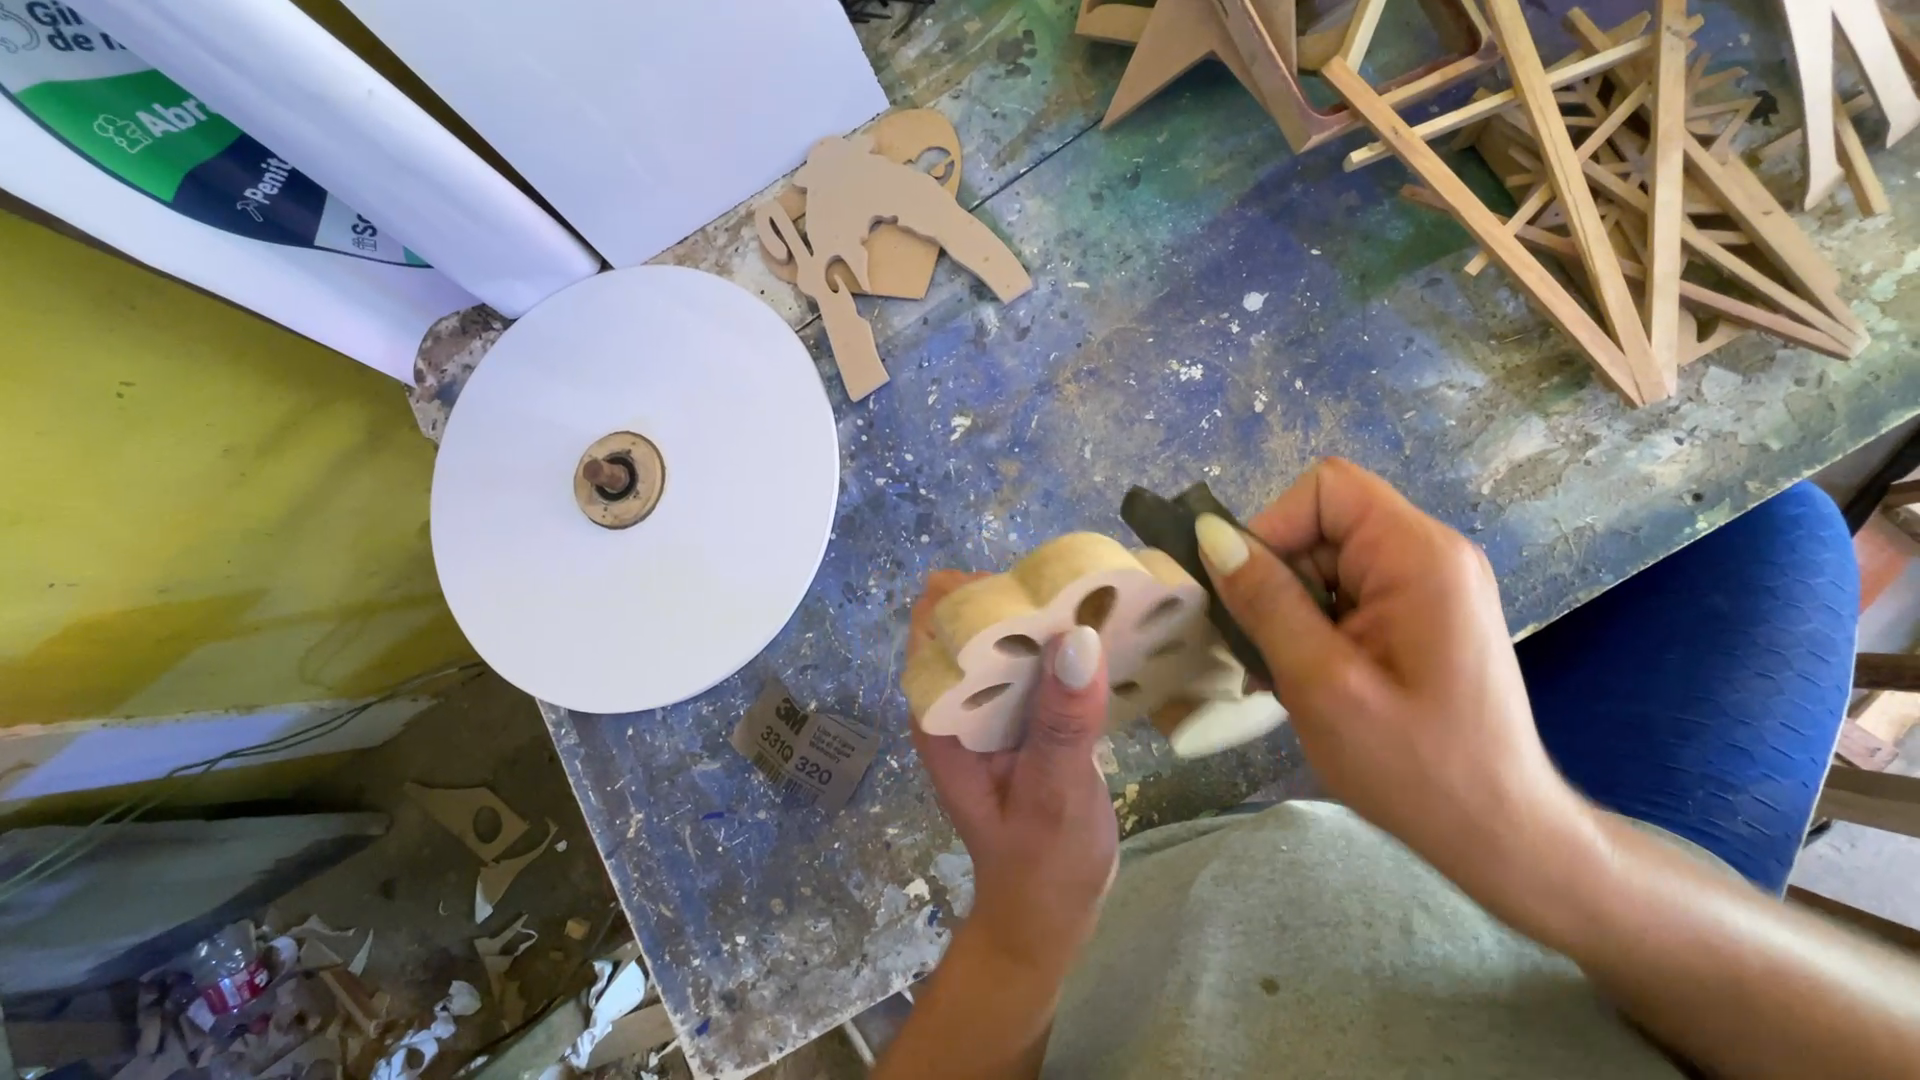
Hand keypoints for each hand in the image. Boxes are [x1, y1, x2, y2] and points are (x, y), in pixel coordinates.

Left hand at [908, 571, 1119, 975]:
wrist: (1051, 912)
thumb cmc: (1043, 866)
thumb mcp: (1054, 796)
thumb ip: (1062, 723)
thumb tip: (1075, 637)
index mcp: (942, 718)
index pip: (933, 631)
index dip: (970, 596)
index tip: (1029, 586)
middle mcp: (959, 705)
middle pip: (970, 626)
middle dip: (1014, 599)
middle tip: (1077, 590)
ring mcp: (991, 710)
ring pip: (1005, 641)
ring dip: (1041, 620)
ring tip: (1096, 602)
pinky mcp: (1024, 718)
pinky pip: (1035, 666)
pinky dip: (1060, 648)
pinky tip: (1100, 637)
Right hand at [1193, 459, 1601, 911]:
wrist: (1498, 834)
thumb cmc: (1413, 765)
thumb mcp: (1321, 682)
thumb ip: (1266, 601)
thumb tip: (1211, 536)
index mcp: (1418, 556)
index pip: (1326, 488)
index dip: (1272, 527)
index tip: (1248, 593)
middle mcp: (1431, 555)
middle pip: (1324, 525)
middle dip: (1278, 579)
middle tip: (1263, 651)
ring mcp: (1431, 586)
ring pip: (1327, 563)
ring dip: (1290, 610)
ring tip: (1284, 675)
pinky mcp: (1423, 617)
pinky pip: (1348, 594)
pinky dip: (1314, 628)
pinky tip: (1310, 678)